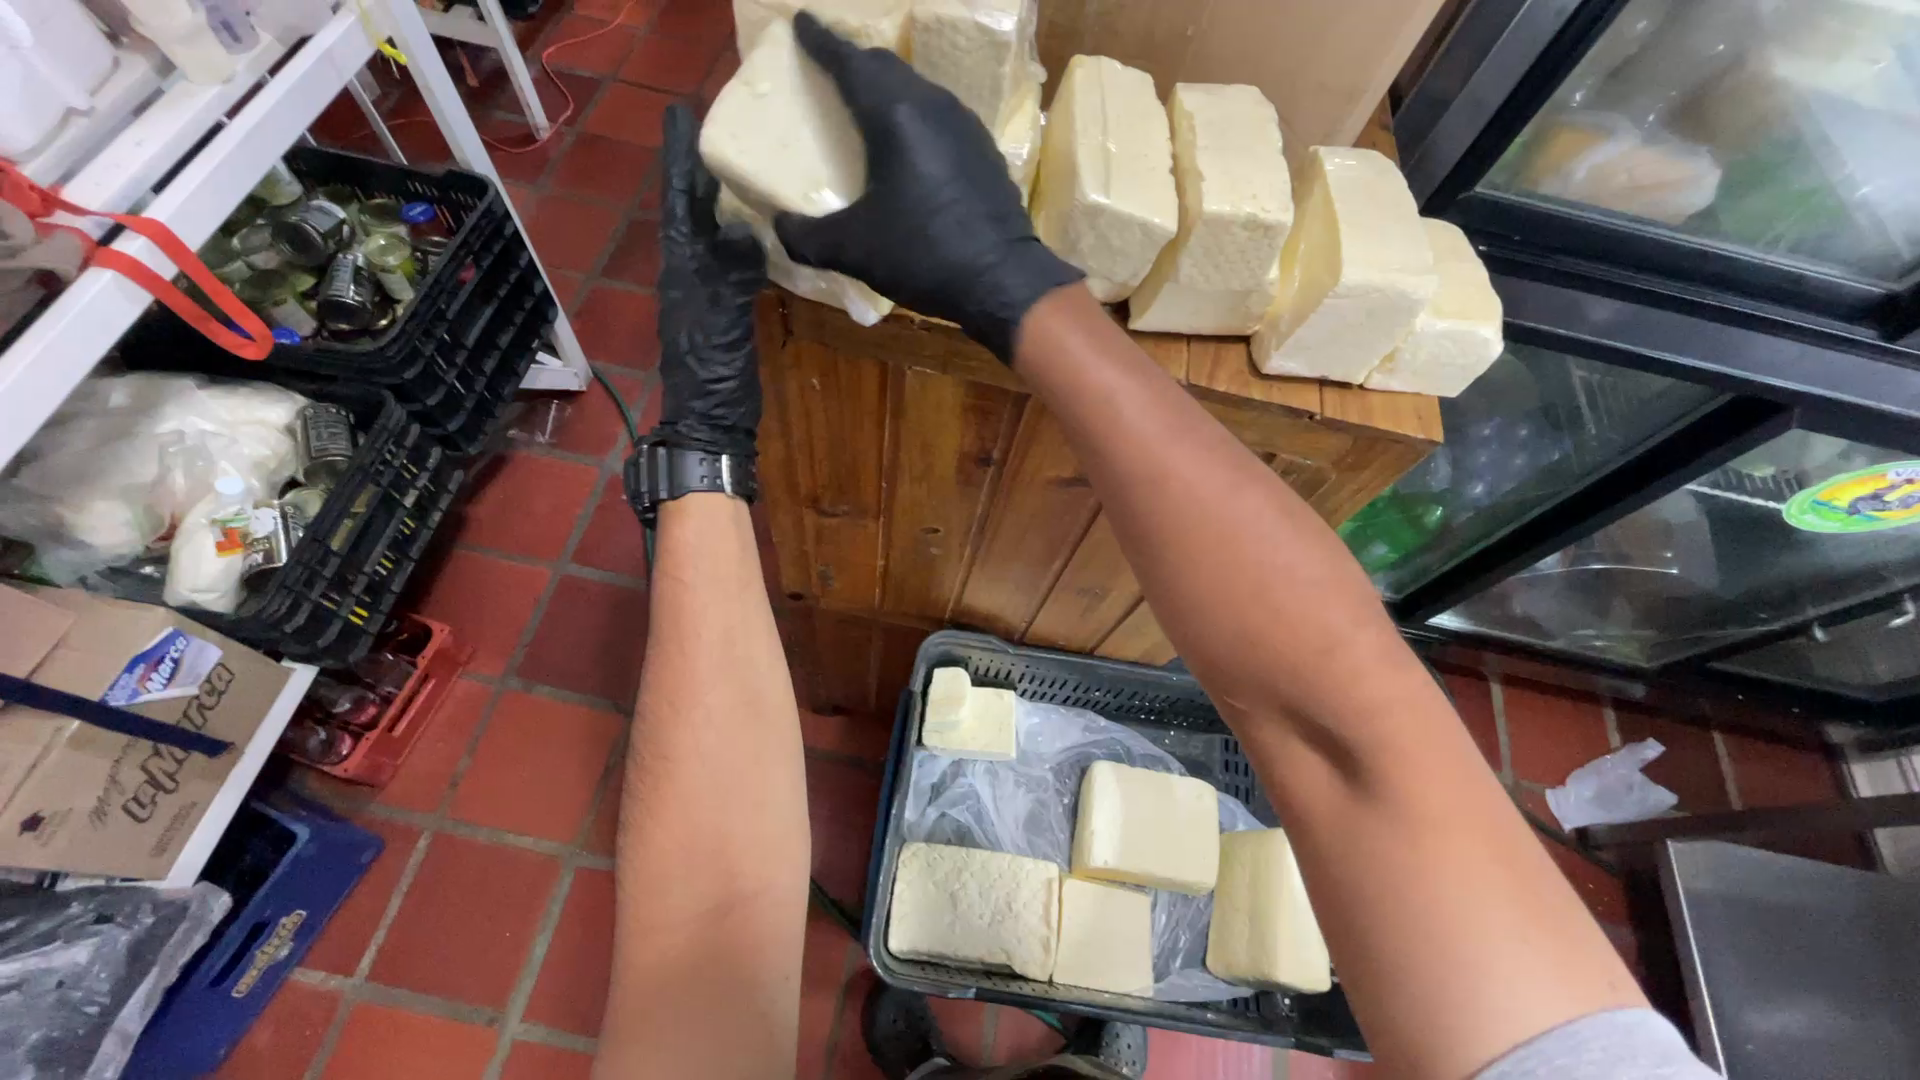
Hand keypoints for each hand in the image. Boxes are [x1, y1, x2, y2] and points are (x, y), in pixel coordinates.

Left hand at [651, 103, 767, 457]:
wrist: (712, 424)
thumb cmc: (712, 375)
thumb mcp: (720, 322)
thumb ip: (729, 273)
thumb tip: (741, 227)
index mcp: (681, 271)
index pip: (678, 204)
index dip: (679, 162)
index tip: (681, 116)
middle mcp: (687, 275)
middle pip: (691, 213)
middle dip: (698, 172)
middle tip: (719, 132)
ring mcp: (704, 295)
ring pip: (709, 235)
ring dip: (718, 201)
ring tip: (739, 168)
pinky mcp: (723, 312)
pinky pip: (729, 261)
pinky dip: (740, 237)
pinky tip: (759, 231)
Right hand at [773, 12, 1082, 361]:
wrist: (1002, 282)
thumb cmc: (923, 256)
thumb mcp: (852, 250)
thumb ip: (806, 236)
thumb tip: (780, 227)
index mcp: (896, 116)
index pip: (851, 62)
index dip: (822, 42)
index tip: (802, 24)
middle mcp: (933, 107)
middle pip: (887, 69)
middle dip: (856, 62)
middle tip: (831, 66)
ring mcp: (966, 128)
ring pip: (918, 92)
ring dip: (889, 91)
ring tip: (867, 105)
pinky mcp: (985, 153)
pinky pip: (941, 120)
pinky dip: (916, 120)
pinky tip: (910, 148)